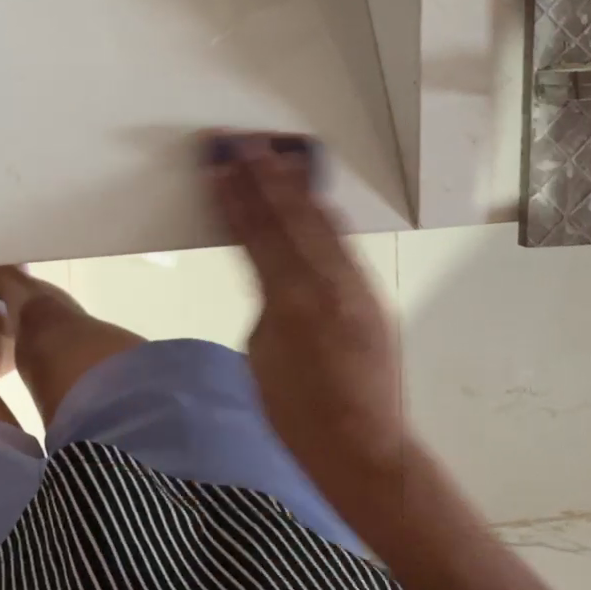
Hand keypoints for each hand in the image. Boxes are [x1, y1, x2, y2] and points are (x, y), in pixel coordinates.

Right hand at [206, 133, 411, 509]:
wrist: (364, 448)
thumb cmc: (295, 412)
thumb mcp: (260, 350)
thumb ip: (266, 299)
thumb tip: (268, 268)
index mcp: (290, 300)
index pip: (257, 233)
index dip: (235, 196)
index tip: (218, 165)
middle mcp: (327, 283)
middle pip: (290, 215)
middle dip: (263, 174)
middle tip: (242, 140)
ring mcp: (356, 286)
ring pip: (321, 221)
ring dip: (294, 185)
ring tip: (275, 153)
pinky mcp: (372, 294)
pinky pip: (342, 241)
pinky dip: (321, 213)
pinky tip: (311, 195)